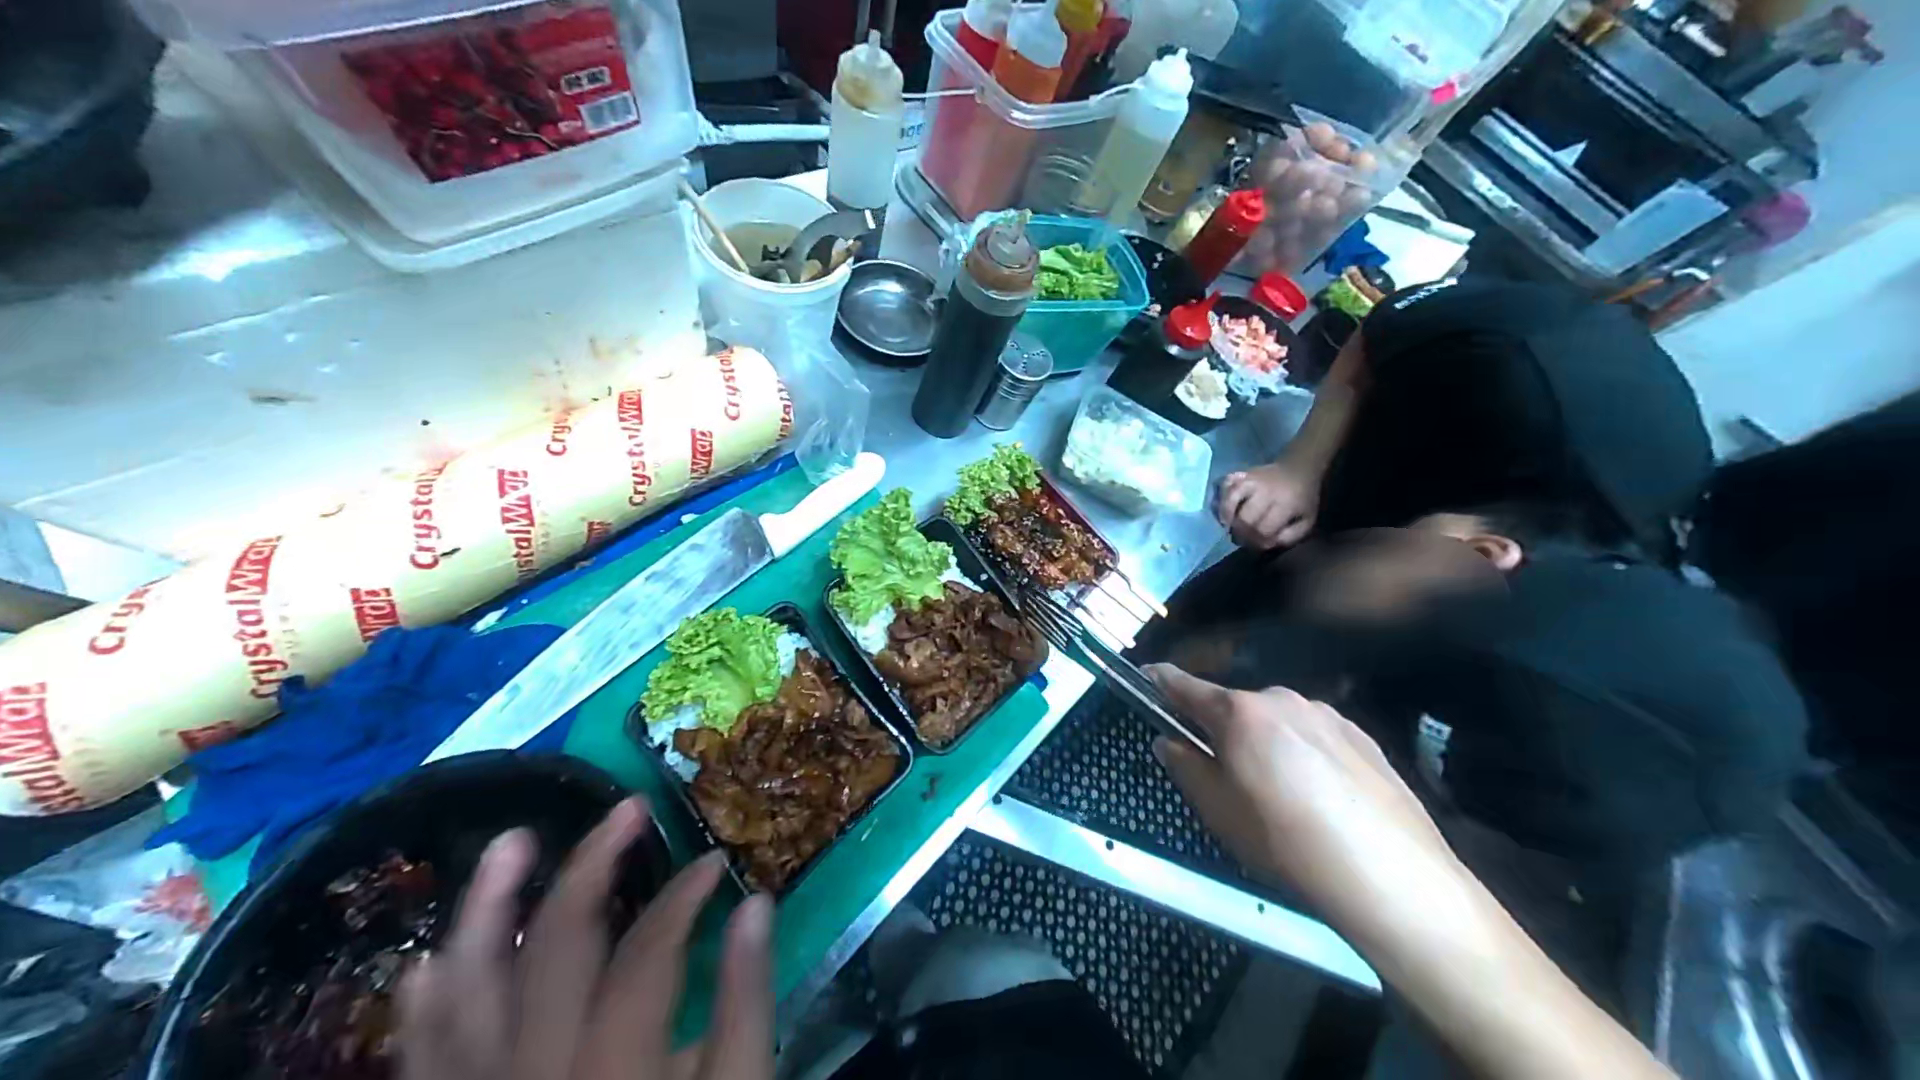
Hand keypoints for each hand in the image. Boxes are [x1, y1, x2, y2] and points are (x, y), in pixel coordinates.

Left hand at [399, 798, 772, 1079]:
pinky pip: (420, 1063)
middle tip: (624, 810)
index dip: (683, 897)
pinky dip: (425, 1005)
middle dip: (593, 866)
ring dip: (486, 909)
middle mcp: (532, 1075)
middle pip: (556, 948)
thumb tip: (757, 906)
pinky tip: (433, 958)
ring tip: (509, 845)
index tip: (714, 864)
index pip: (648, 952)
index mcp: (614, 1069)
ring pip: (464, 993)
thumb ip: (748, 1003)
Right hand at [1145, 665, 1472, 956]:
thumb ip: (1185, 767)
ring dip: (1266, 742)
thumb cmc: (1285, 841)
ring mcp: (1327, 715)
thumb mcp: (1218, 811)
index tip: (1146, 677)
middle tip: (1225, 771)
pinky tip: (1321, 797)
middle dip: (1223, 728)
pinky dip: (1304, 753)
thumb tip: (1170, 742)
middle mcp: (1281, 700)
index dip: (1160, 681)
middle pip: (1235, 707)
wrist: (1391, 876)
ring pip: (1278, 721)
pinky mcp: (1363, 737)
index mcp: (1238, 713)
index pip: (1185, 685)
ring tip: (1281, 793)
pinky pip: (1315, 736)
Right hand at [1215, 460, 1318, 549]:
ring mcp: (1250, 479)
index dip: (1258, 541)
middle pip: (1245, 518)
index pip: (1263, 529)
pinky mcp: (1240, 473)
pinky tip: (1223, 510)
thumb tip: (1266, 543)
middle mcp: (1265, 490)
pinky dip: (1221, 498)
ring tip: (1228, 526)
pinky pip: (1224, 486)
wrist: (1298, 469)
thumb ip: (1289, 536)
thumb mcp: (1306, 520)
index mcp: (1285, 503)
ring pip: (1231, 499)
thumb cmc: (1302, 499)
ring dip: (1226, 516)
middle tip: (1241, 539)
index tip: (1258, 544)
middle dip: (1241, 533)